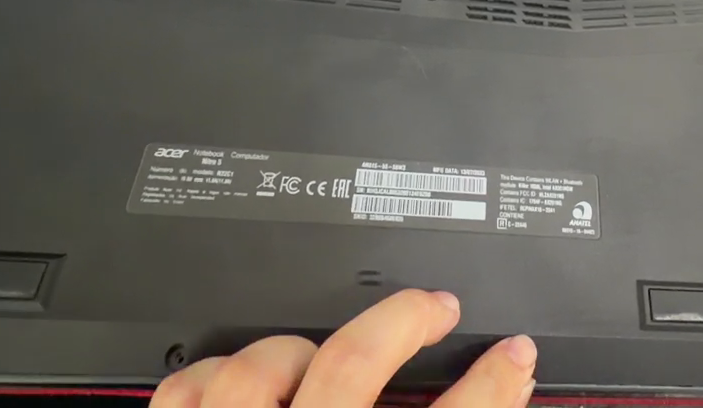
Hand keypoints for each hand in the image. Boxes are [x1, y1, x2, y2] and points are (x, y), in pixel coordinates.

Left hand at [151, 289, 536, 407]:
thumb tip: (487, 396)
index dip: (494, 384)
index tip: (516, 353)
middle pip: (351, 365)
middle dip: (405, 320)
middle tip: (435, 305)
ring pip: (262, 367)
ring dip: (306, 346)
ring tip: (334, 346)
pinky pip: (186, 390)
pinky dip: (219, 372)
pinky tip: (244, 373)